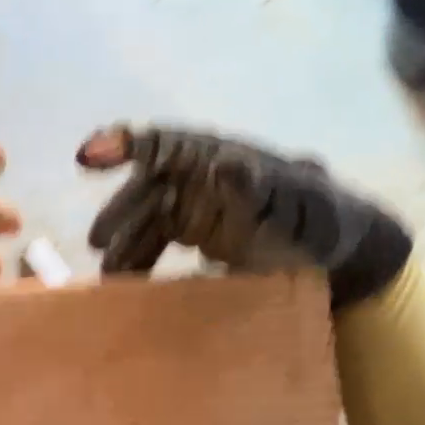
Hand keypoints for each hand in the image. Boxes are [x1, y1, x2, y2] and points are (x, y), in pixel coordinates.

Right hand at [75, 124, 410, 307]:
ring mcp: (190, 202)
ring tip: (110, 277)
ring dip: (124, 242)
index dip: (122, 144)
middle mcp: (196, 173)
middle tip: (98, 243)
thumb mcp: (299, 202)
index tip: (87, 158)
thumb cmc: (321, 219)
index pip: (163, 143)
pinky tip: (126, 282)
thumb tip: (221, 163)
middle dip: (120, 211)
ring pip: (144, 216)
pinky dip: (136, 259)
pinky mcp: (188, 228)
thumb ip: (259, 186)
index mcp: (219, 155)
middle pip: (146, 186)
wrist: (336, 249)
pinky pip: (153, 240)